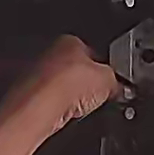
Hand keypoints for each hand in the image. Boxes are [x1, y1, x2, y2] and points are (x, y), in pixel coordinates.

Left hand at [0, 36, 120, 147]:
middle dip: (90, 84)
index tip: (116, 84)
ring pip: (65, 88)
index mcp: (70, 40)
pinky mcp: (30, 95)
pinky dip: (60, 109)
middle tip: (101, 97)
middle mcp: (51, 52)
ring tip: (81, 108)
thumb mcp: (108, 80)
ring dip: (74, 98)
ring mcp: (37, 74)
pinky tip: (66, 114)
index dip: (109, 70)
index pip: (97, 53)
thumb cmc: (64, 86)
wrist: (38, 108)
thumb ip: (118, 81)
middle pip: (79, 70)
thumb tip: (123, 88)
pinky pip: (53, 103)